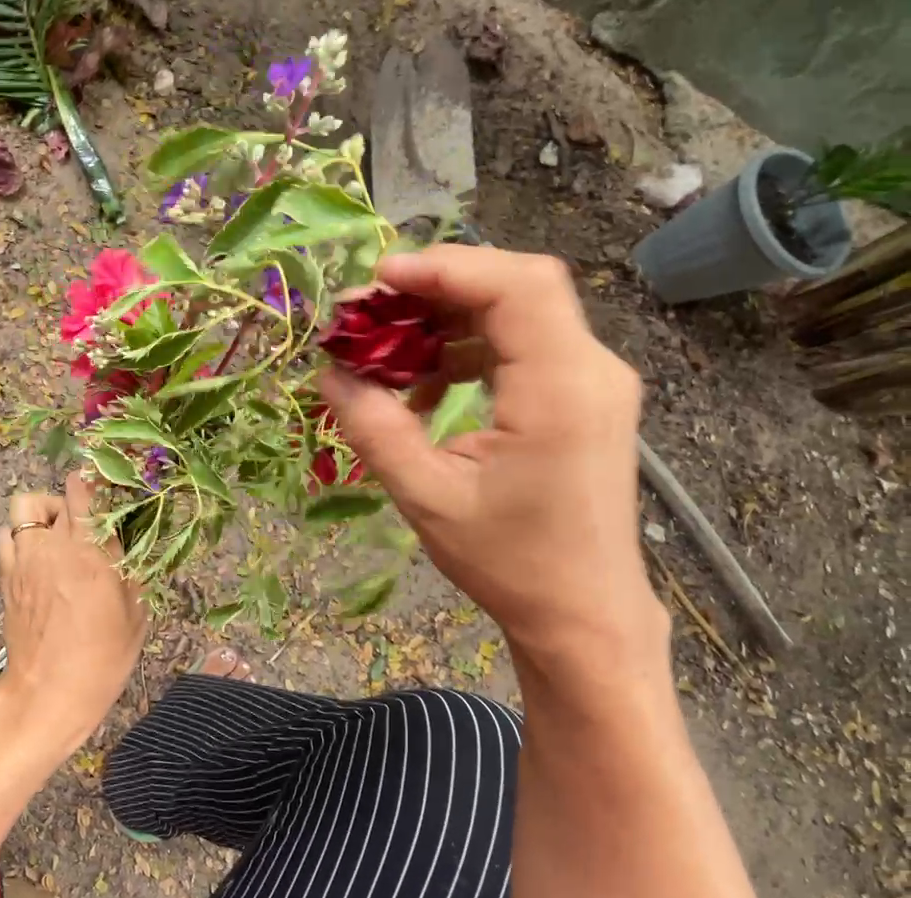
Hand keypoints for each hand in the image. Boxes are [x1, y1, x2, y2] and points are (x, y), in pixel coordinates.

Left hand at [0, 471, 146, 757]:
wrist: (48, 692)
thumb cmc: (101, 659)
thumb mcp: (133, 614)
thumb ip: (128, 570)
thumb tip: (122, 543)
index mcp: (89, 554)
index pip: (83, 496)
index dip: (90, 484)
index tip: (99, 485)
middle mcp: (51, 548)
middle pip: (50, 498)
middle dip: (67, 502)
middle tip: (82, 522)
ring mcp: (22, 561)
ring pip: (21, 510)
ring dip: (38, 515)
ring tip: (54, 536)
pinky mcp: (5, 577)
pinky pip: (6, 537)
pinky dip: (19, 536)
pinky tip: (35, 558)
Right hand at [320, 245, 663, 658]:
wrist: (580, 607)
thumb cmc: (507, 559)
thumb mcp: (424, 495)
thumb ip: (374, 427)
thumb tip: (329, 373)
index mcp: (560, 388)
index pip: (515, 287)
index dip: (444, 268)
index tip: (375, 280)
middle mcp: (590, 369)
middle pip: (517, 288)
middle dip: (435, 289)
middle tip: (365, 313)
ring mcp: (590, 381)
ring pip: (517, 314)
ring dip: (446, 320)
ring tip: (385, 351)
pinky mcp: (580, 398)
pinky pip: (521, 347)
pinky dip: (466, 350)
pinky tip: (426, 386)